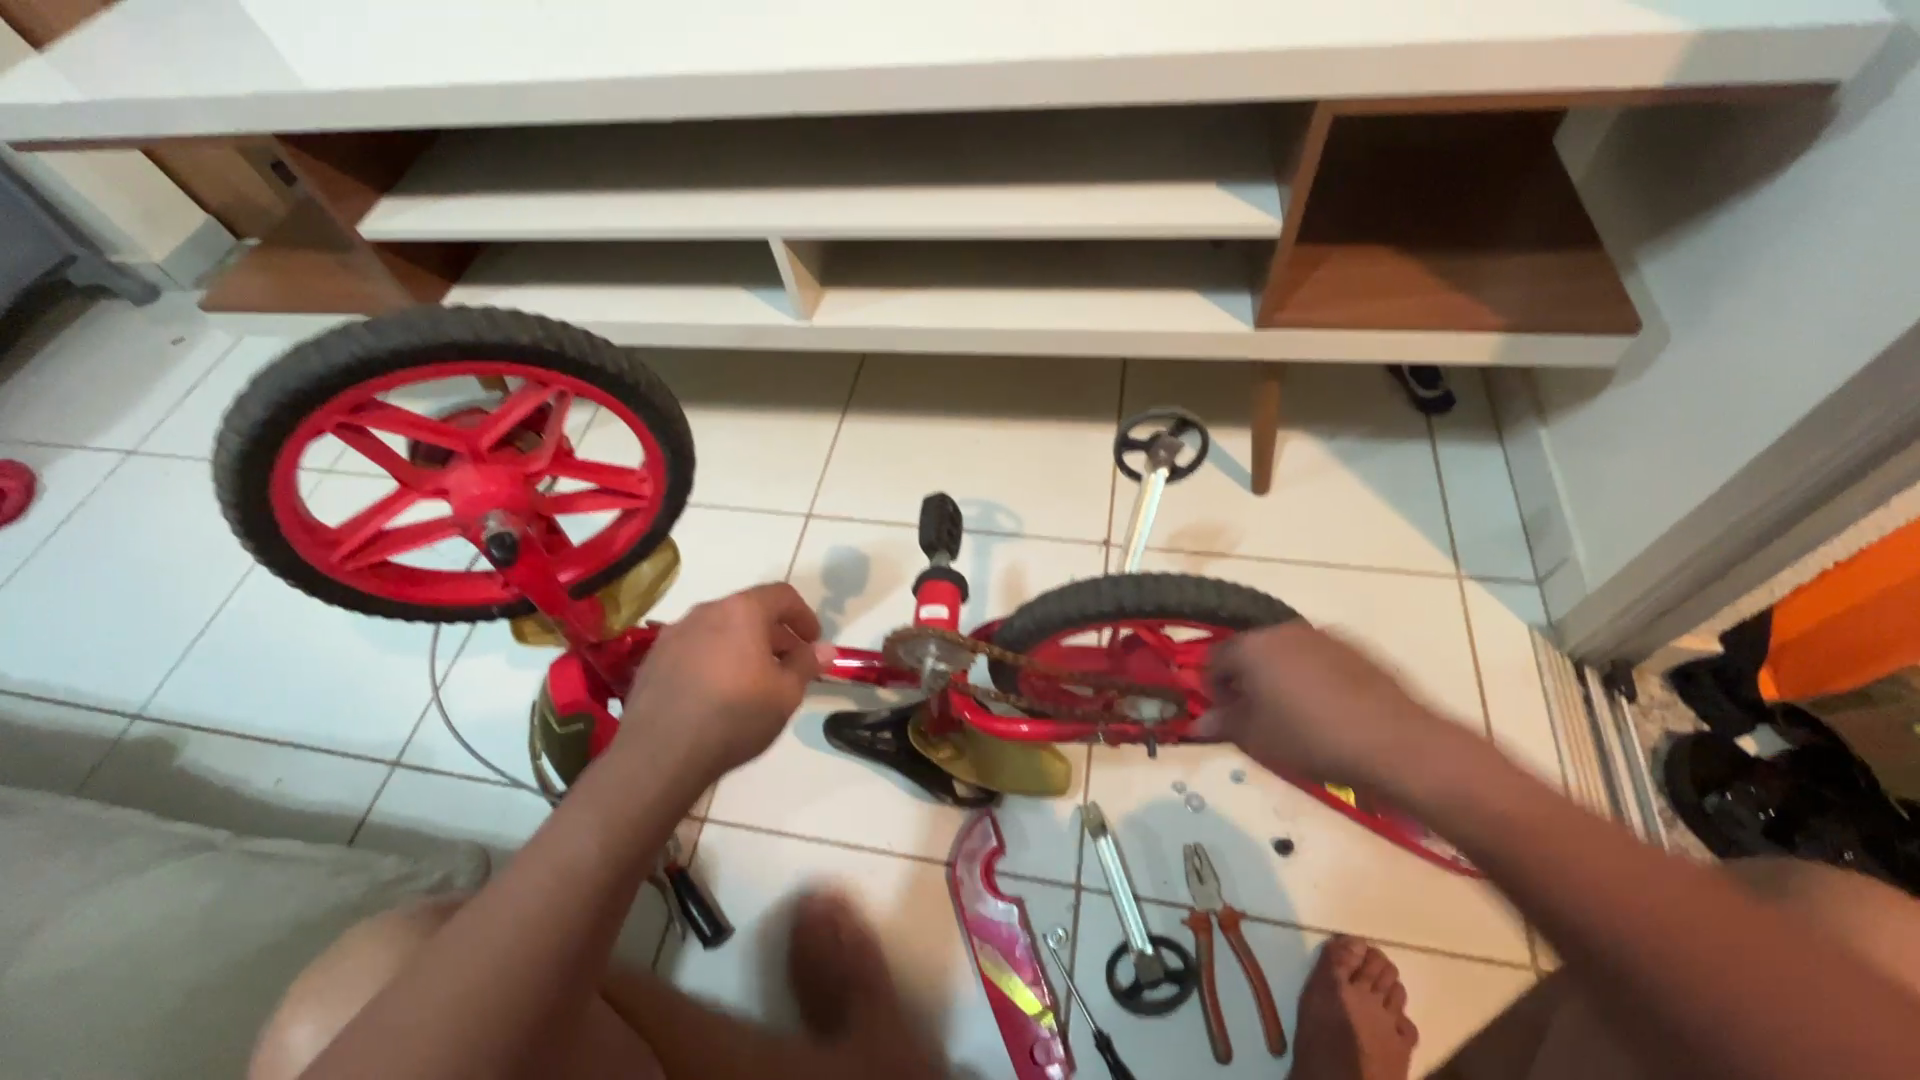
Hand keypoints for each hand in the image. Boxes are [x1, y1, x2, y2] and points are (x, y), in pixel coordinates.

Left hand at [619, 583, 832, 782]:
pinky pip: (693, 649)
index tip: (813, 642)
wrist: (661, 753)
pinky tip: (716, 693)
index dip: (803, 616)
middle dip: (773, 634)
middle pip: (748, 611)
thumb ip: (806, 665)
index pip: (781, 595)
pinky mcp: (653, 660)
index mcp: (741, 611)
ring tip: (752, 681)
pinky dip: (713, 660)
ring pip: (719, 630)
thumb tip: (825, 649)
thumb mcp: (785, 694)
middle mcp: (705, 612)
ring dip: (742, 646)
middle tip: (788, 665)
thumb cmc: (735, 717)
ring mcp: (673, 634)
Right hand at [1205, 622, 1466, 791]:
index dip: (1213, 689)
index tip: (1226, 717)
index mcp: (1252, 646)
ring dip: (1279, 678)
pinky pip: (1319, 660)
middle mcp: (1284, 630)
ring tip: (1293, 716)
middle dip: (1247, 681)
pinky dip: (1312, 678)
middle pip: (1251, 651)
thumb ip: (1223, 724)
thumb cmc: (1310, 739)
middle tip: (1256, 717)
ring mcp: (1324, 636)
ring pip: (1286, 654)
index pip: (1214, 660)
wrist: (1394, 742)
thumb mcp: (1256, 739)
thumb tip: (1197, 723)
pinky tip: (1327, 711)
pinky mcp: (1357, 649)